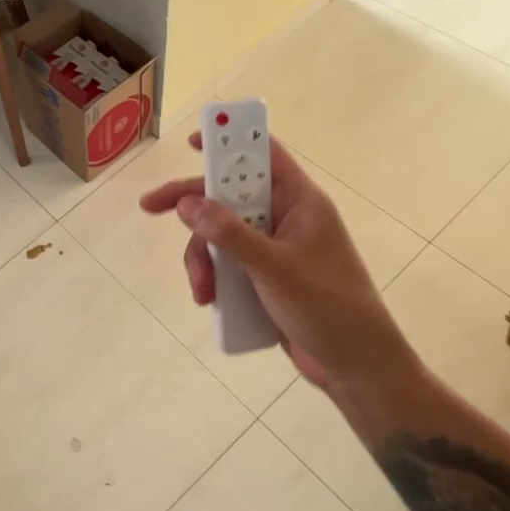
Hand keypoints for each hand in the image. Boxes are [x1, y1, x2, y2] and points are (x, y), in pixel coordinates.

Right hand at [140, 134, 418, 397]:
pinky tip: (209, 299)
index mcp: (300, 202)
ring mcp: (274, 248)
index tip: (190, 142)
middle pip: (228, 194)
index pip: (262, 154)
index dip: (228, 140)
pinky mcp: (265, 276)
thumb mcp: (275, 267)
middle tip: (151, 206)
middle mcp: (285, 218)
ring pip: (221, 232)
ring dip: (202, 256)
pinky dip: (213, 276)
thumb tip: (187, 203)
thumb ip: (230, 233)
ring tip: (201, 287)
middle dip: (191, 205)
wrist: (358, 370)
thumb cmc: (329, 308)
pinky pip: (227, 261)